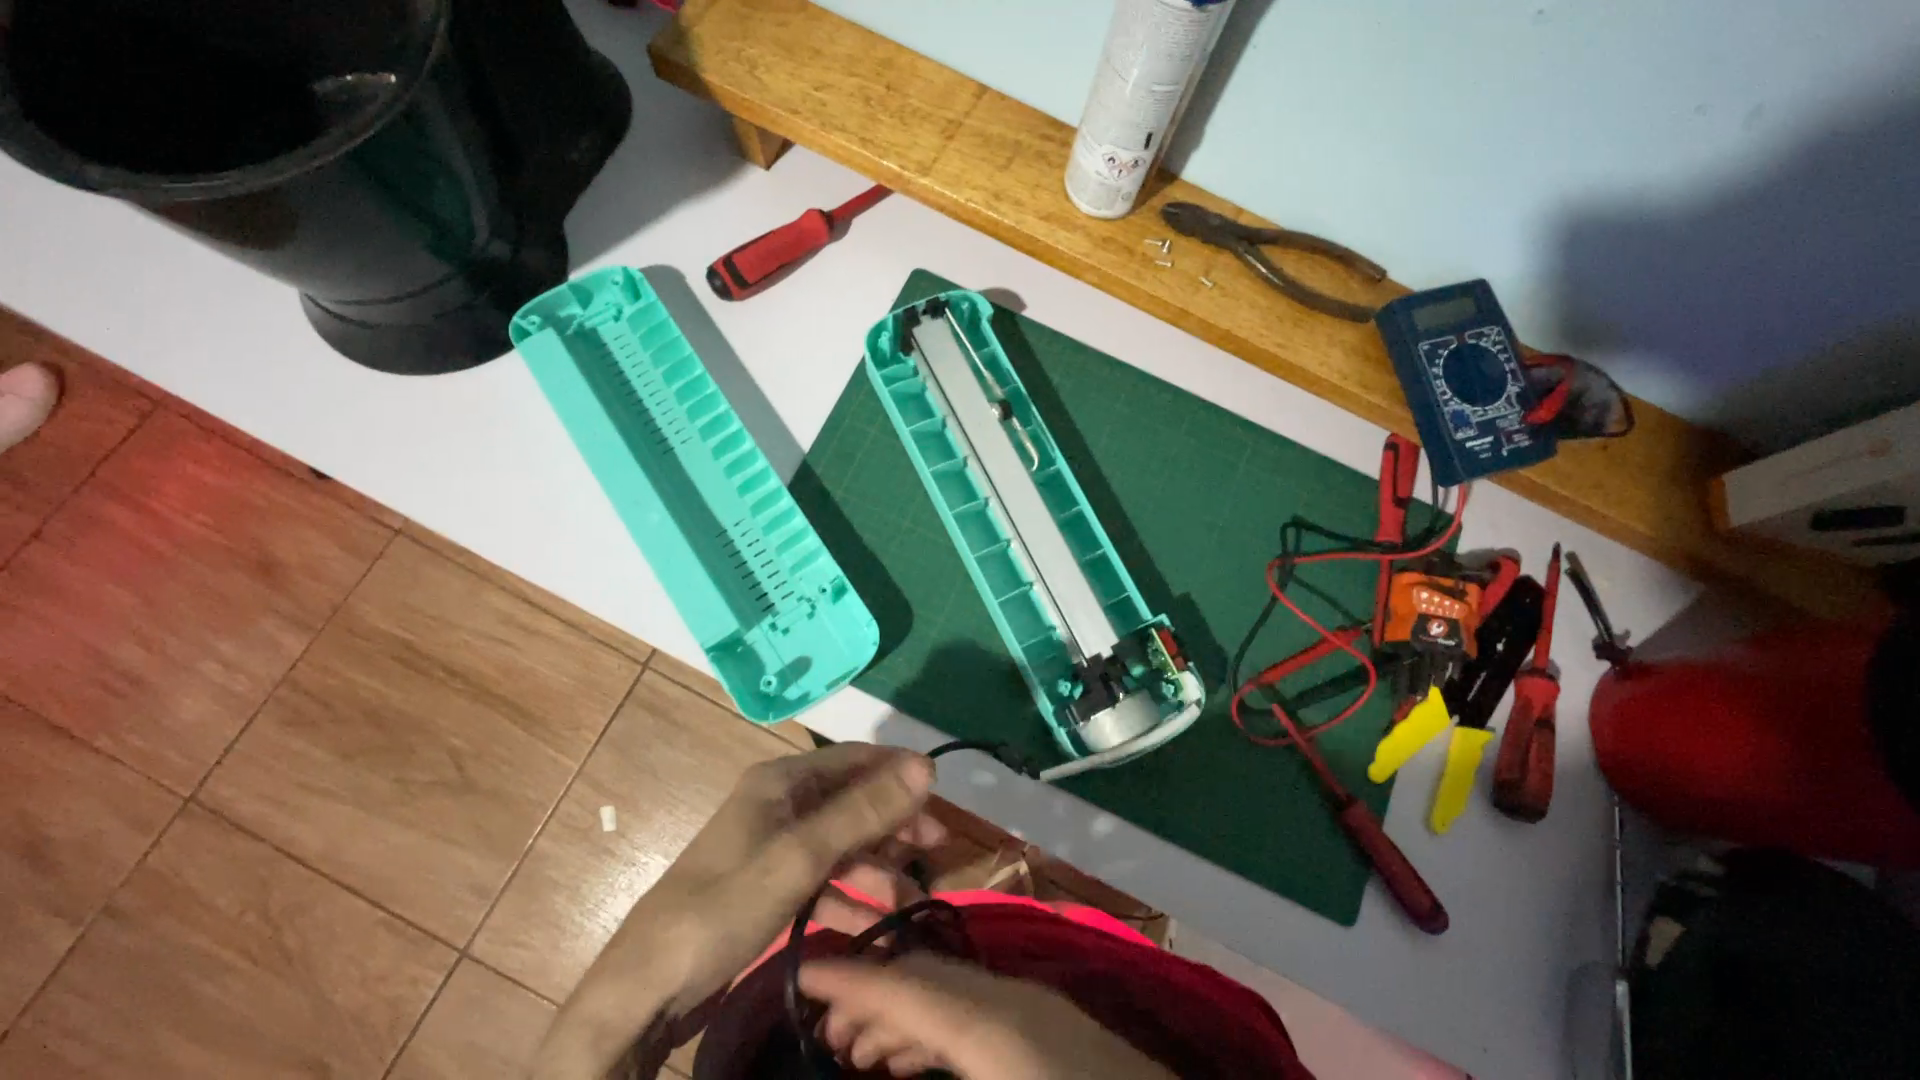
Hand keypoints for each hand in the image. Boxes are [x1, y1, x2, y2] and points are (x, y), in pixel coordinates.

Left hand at [532, 744, 941, 1079]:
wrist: (647, 986)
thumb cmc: (724, 908)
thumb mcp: (800, 858)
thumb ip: (863, 812)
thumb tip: (925, 766)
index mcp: (780, 783)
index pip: (855, 759)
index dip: (900, 774)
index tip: (943, 800)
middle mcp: (778, 805)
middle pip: (851, 802)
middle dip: (894, 825)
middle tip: (937, 851)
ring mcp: (771, 847)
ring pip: (840, 845)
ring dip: (877, 868)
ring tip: (912, 900)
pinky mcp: (768, 887)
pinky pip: (822, 880)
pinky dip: (850, 896)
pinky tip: (875, 923)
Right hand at [800, 953, 1178, 1079]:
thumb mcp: (987, 1068)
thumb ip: (927, 1050)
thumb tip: (878, 1050)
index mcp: (996, 1023)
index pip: (907, 986)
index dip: (850, 979)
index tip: (799, 971)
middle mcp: (1014, 1000)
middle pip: (926, 981)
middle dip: (869, 997)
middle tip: (818, 1028)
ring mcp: (1038, 1013)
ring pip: (951, 995)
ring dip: (900, 1016)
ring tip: (854, 1051)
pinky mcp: (1054, 1033)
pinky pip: (978, 1016)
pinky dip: (936, 1030)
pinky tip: (916, 1059)